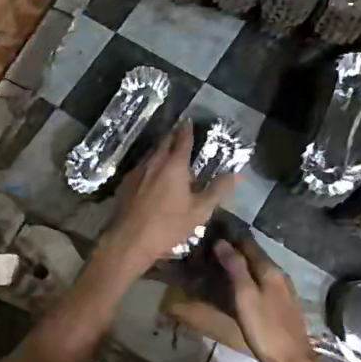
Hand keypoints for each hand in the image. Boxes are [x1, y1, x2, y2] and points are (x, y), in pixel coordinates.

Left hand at [97, 122, 237, 277]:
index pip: (182, 140)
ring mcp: (137, 172)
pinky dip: (149, 164)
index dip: (187, 130)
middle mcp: (154, 162)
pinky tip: (150, 173)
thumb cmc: (168, 225)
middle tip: (179, 132)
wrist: (128, 240)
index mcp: (174, 165)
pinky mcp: (125, 183)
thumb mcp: (199, 211)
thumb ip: (217, 190)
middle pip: (164, 142)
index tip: (189, 121)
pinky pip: (140, 166)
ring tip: (167, 150)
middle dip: (172, 135)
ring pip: (150, 153)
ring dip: (160, 148)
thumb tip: (235, 175)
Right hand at [214, 238, 319, 361]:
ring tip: (224, 266)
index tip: (213, 233)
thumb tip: (222, 242)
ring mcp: (285, 289)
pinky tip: (242, 286)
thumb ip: (236, 268)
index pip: (249, 244)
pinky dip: (251, 278)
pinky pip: (265, 282)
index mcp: (271, 270)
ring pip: (261, 269)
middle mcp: (280, 274)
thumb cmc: (265, 328)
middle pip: (256, 255)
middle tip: (214, 250)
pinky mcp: (285, 304)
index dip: (231, 237)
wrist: (292, 360)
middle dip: (236, 250)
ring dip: (244, 264)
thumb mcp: (245, 297)